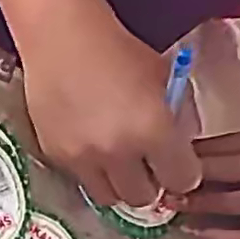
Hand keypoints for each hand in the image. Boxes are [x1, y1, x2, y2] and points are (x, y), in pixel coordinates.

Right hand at [18, 0, 201, 207]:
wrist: (62, 40)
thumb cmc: (118, 51)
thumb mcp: (163, 79)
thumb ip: (176, 118)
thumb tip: (178, 146)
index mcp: (153, 131)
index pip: (182, 179)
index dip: (184, 173)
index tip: (177, 164)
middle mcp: (117, 152)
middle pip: (143, 197)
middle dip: (150, 184)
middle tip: (146, 166)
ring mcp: (82, 158)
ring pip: (108, 197)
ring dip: (117, 184)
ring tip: (116, 163)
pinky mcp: (55, 155)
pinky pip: (80, 179)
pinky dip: (90, 170)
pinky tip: (89, 145)